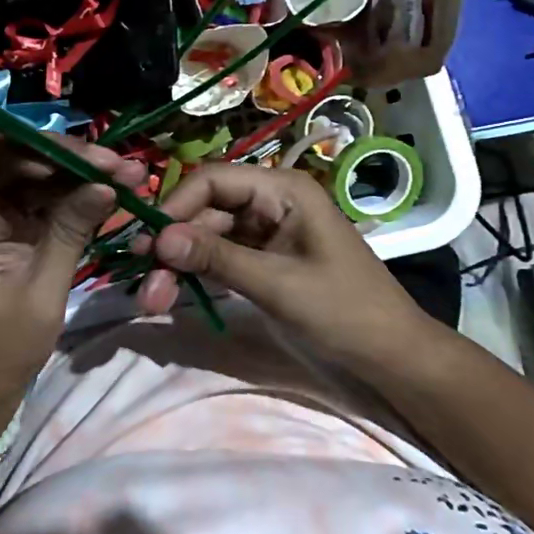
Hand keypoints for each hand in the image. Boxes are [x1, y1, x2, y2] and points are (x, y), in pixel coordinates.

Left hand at [0, 126, 145, 403]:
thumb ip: (69, 232)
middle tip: (106, 159)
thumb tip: (107, 186)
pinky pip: (44, 193)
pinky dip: (75, 188)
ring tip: (122, 169)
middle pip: (0, 157)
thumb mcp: (41, 291)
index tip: (51, 142)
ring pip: (28, 171)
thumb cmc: (3, 348)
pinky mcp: (15, 223)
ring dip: (73, 168)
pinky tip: (110, 184)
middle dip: (54, 153)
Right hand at [134, 163, 426, 358]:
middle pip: (206, 209)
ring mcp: (267, 230)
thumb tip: (157, 238)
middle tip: (143, 286)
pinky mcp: (265, 258)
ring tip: (152, 299)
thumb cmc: (343, 310)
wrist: (390, 353)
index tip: (146, 245)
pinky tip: (174, 293)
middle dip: (173, 244)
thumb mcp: (277, 284)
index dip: (175, 207)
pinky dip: (198, 273)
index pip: (213, 180)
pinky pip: (222, 256)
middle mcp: (271, 201)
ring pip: (209, 235)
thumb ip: (217, 257)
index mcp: (282, 189)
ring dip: (180, 263)